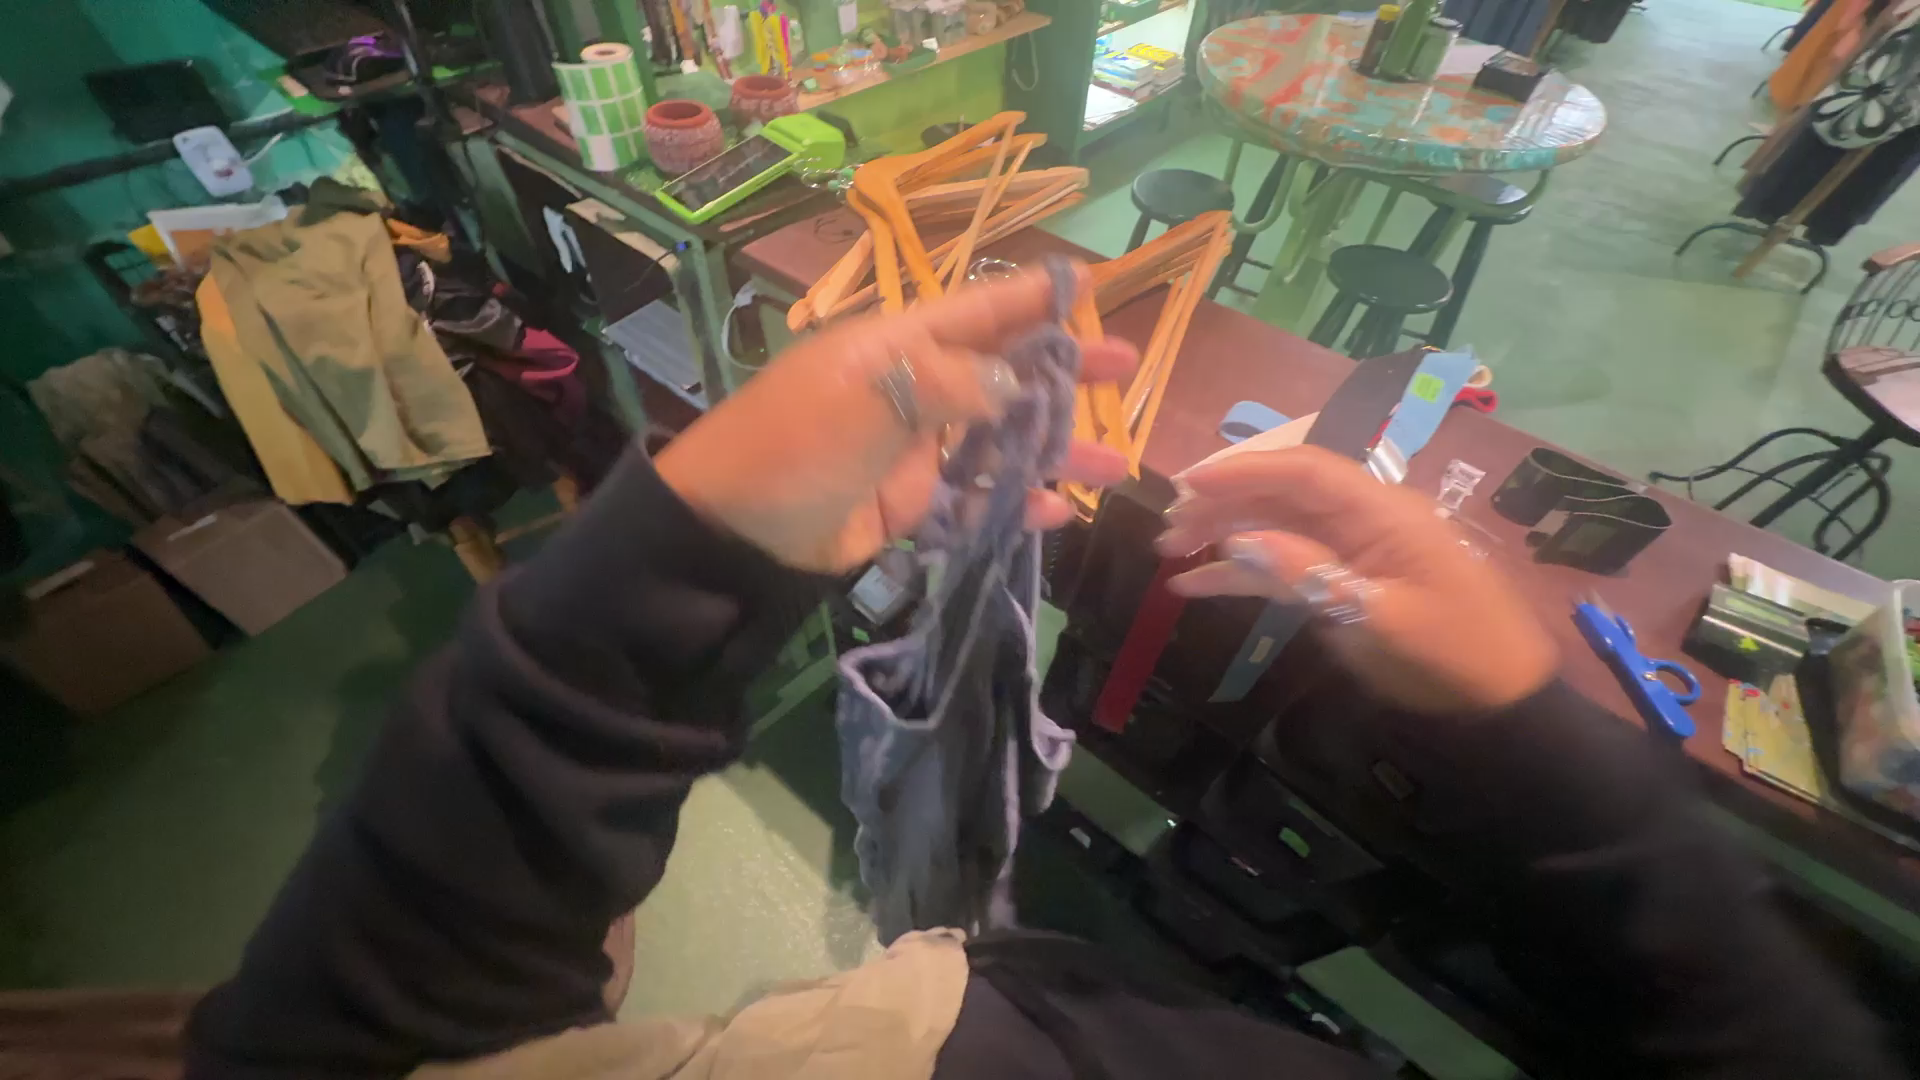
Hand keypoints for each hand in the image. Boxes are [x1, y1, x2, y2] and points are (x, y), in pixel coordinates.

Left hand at [656, 265, 1135, 571]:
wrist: (738, 526)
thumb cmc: (799, 441)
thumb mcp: (873, 395)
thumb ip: (953, 385)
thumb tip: (1022, 384)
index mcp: (902, 346)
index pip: (980, 310)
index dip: (1032, 297)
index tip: (1089, 286)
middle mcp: (917, 390)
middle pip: (1003, 375)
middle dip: (1062, 373)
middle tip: (1123, 370)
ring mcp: (916, 451)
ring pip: (999, 444)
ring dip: (1051, 451)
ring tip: (1110, 464)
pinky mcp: (912, 505)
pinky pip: (974, 503)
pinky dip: (1012, 507)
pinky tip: (1054, 514)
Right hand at [1156, 446, 1557, 713]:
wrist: (1496, 702)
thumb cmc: (1452, 656)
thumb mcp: (1382, 619)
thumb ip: (1311, 576)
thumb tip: (1239, 543)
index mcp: (1384, 512)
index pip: (1305, 472)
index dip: (1244, 469)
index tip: (1189, 482)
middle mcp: (1360, 518)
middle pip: (1280, 494)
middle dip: (1221, 503)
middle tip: (1168, 524)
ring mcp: (1345, 548)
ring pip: (1271, 525)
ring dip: (1220, 533)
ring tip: (1168, 548)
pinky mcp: (1335, 577)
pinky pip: (1278, 564)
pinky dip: (1237, 573)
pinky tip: (1192, 584)